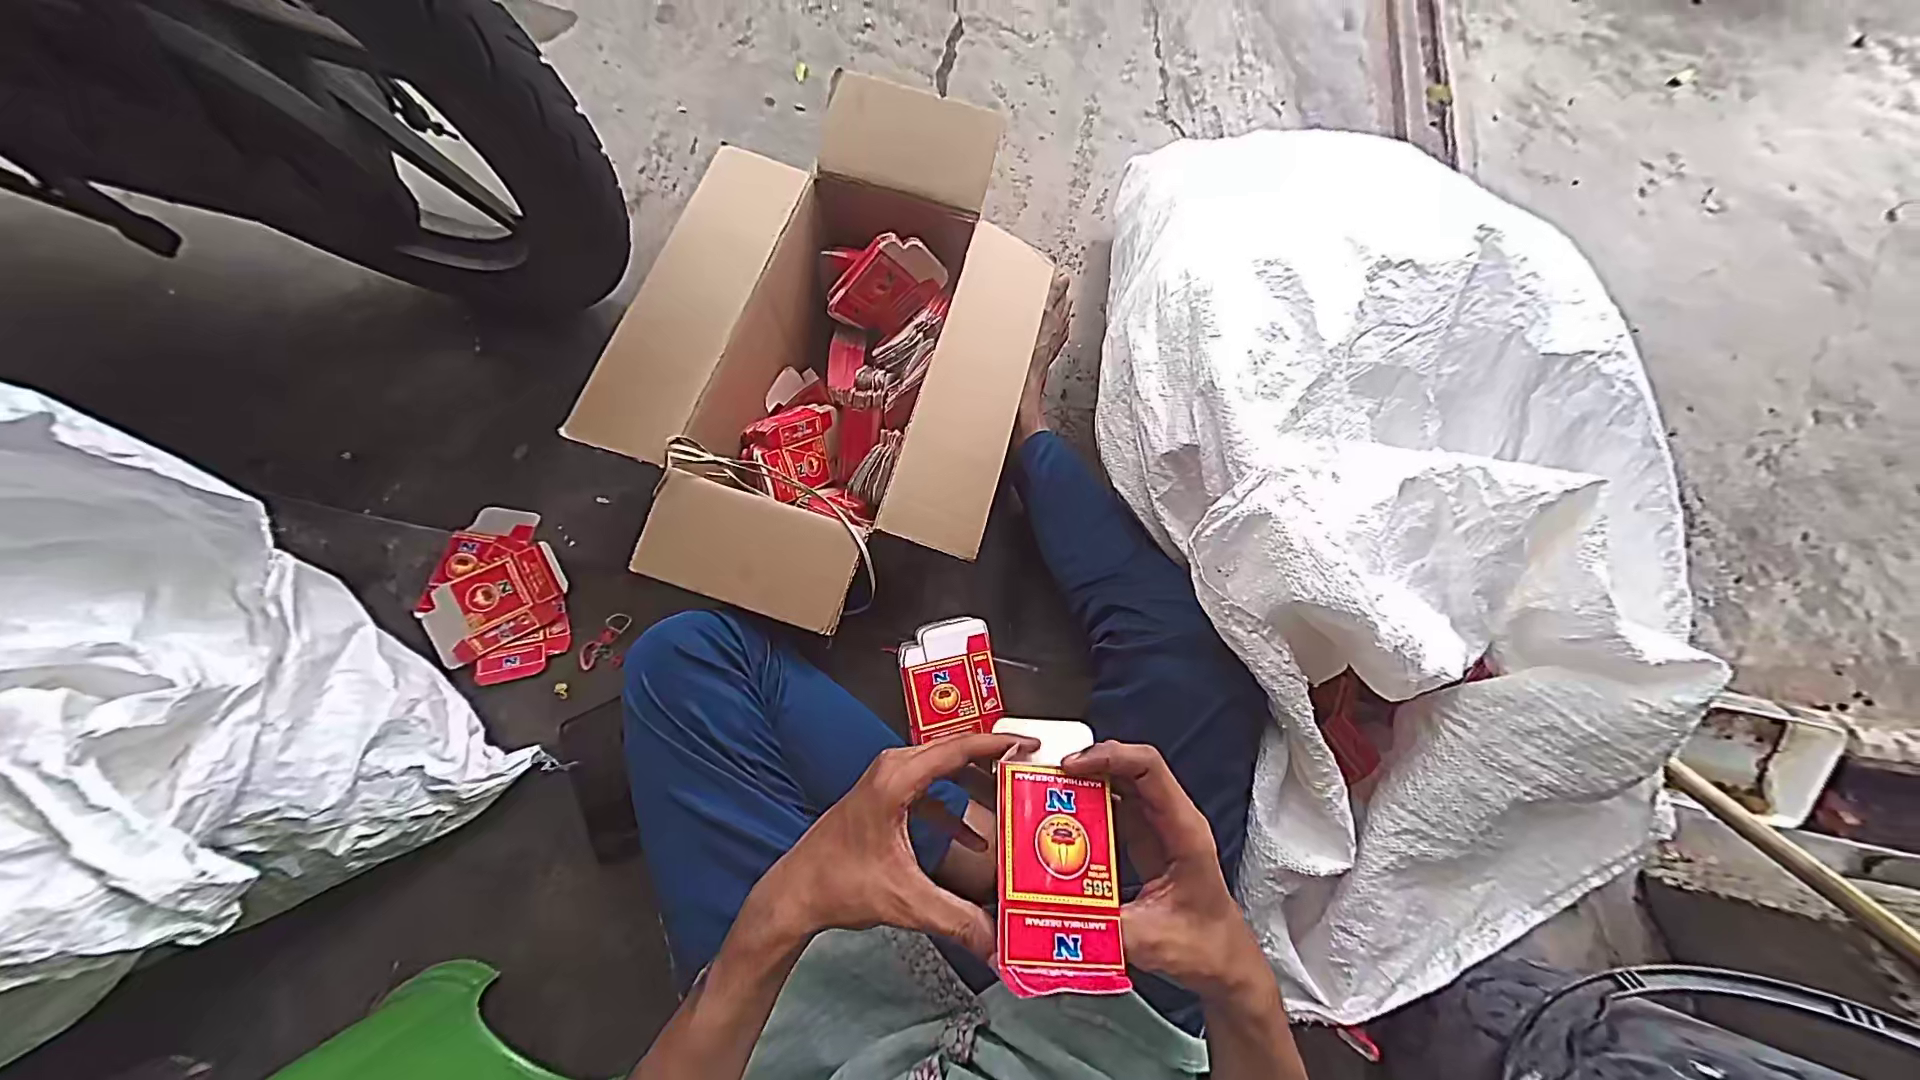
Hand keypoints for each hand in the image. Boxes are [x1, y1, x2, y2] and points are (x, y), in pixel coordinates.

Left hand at [745, 732, 1035, 959]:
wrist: (797, 891)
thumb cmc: (838, 883)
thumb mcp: (903, 900)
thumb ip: (954, 918)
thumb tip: (994, 939)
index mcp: (897, 778)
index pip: (958, 749)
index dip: (997, 743)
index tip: (1028, 743)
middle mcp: (893, 768)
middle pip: (953, 752)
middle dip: (993, 760)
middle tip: (1027, 768)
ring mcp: (888, 779)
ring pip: (942, 768)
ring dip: (975, 781)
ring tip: (1008, 795)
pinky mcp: (886, 796)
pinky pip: (930, 790)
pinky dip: (953, 807)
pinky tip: (972, 839)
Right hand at [1061, 741, 1269, 999]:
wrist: (1224, 962)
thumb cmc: (1206, 948)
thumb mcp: (1152, 941)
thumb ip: (1106, 926)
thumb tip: (1060, 912)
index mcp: (1183, 830)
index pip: (1149, 768)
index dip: (1110, 756)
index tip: (1075, 765)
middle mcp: (1170, 818)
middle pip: (1129, 767)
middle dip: (1089, 764)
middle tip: (1054, 776)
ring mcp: (1155, 825)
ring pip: (1118, 783)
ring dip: (1085, 782)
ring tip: (1052, 793)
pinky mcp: (1141, 837)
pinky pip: (1111, 806)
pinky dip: (1086, 805)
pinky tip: (1064, 820)